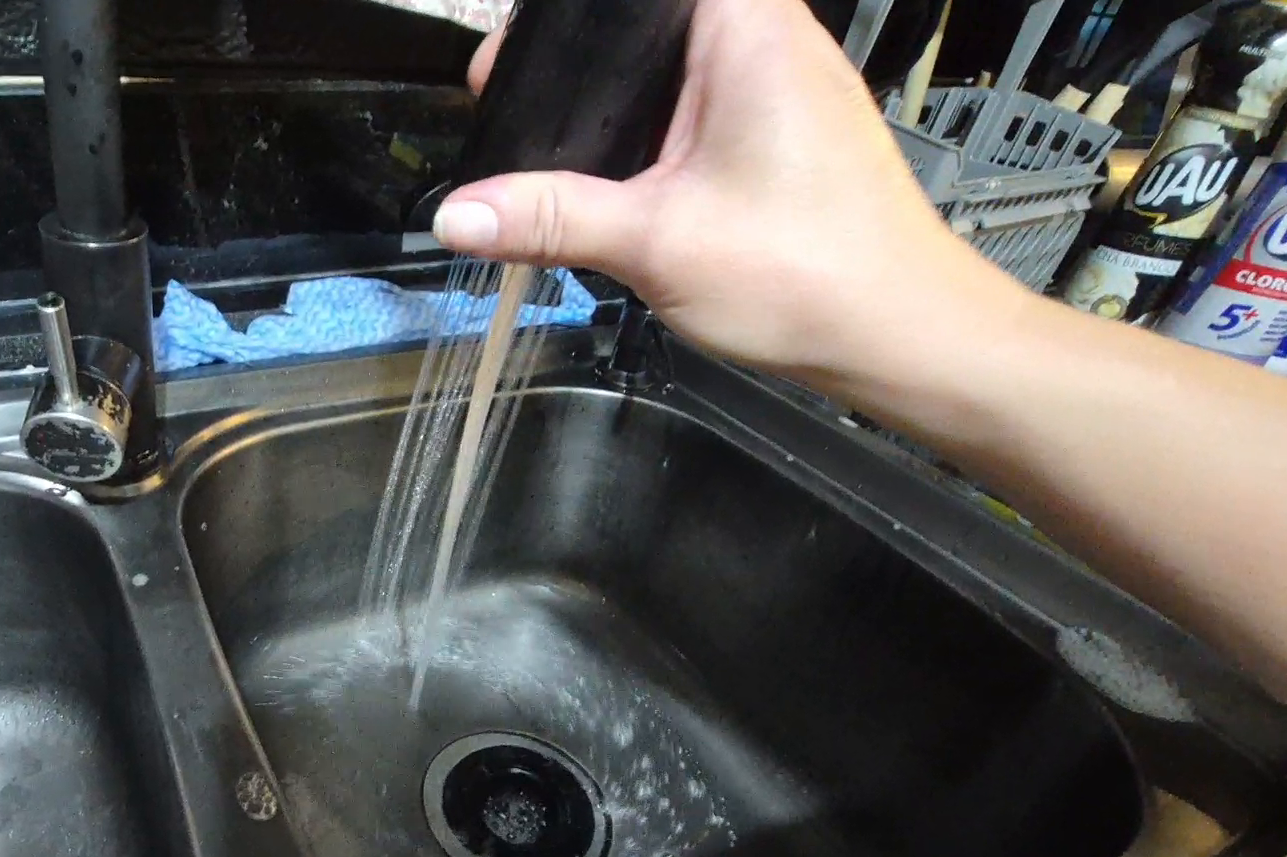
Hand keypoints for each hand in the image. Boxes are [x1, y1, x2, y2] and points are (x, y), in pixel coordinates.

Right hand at [435, 0, 1025, 377]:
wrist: (891, 336)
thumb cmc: (800, 273)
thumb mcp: (653, 240)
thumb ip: (548, 220)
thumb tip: (455, 214)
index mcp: (742, 25)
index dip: (554, 26)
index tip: (501, 72)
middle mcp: (758, 38)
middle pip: (633, 35)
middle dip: (564, 83)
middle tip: (505, 128)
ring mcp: (763, 91)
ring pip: (653, 84)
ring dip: (597, 125)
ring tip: (539, 169)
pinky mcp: (761, 139)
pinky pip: (677, 123)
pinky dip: (631, 152)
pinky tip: (599, 194)